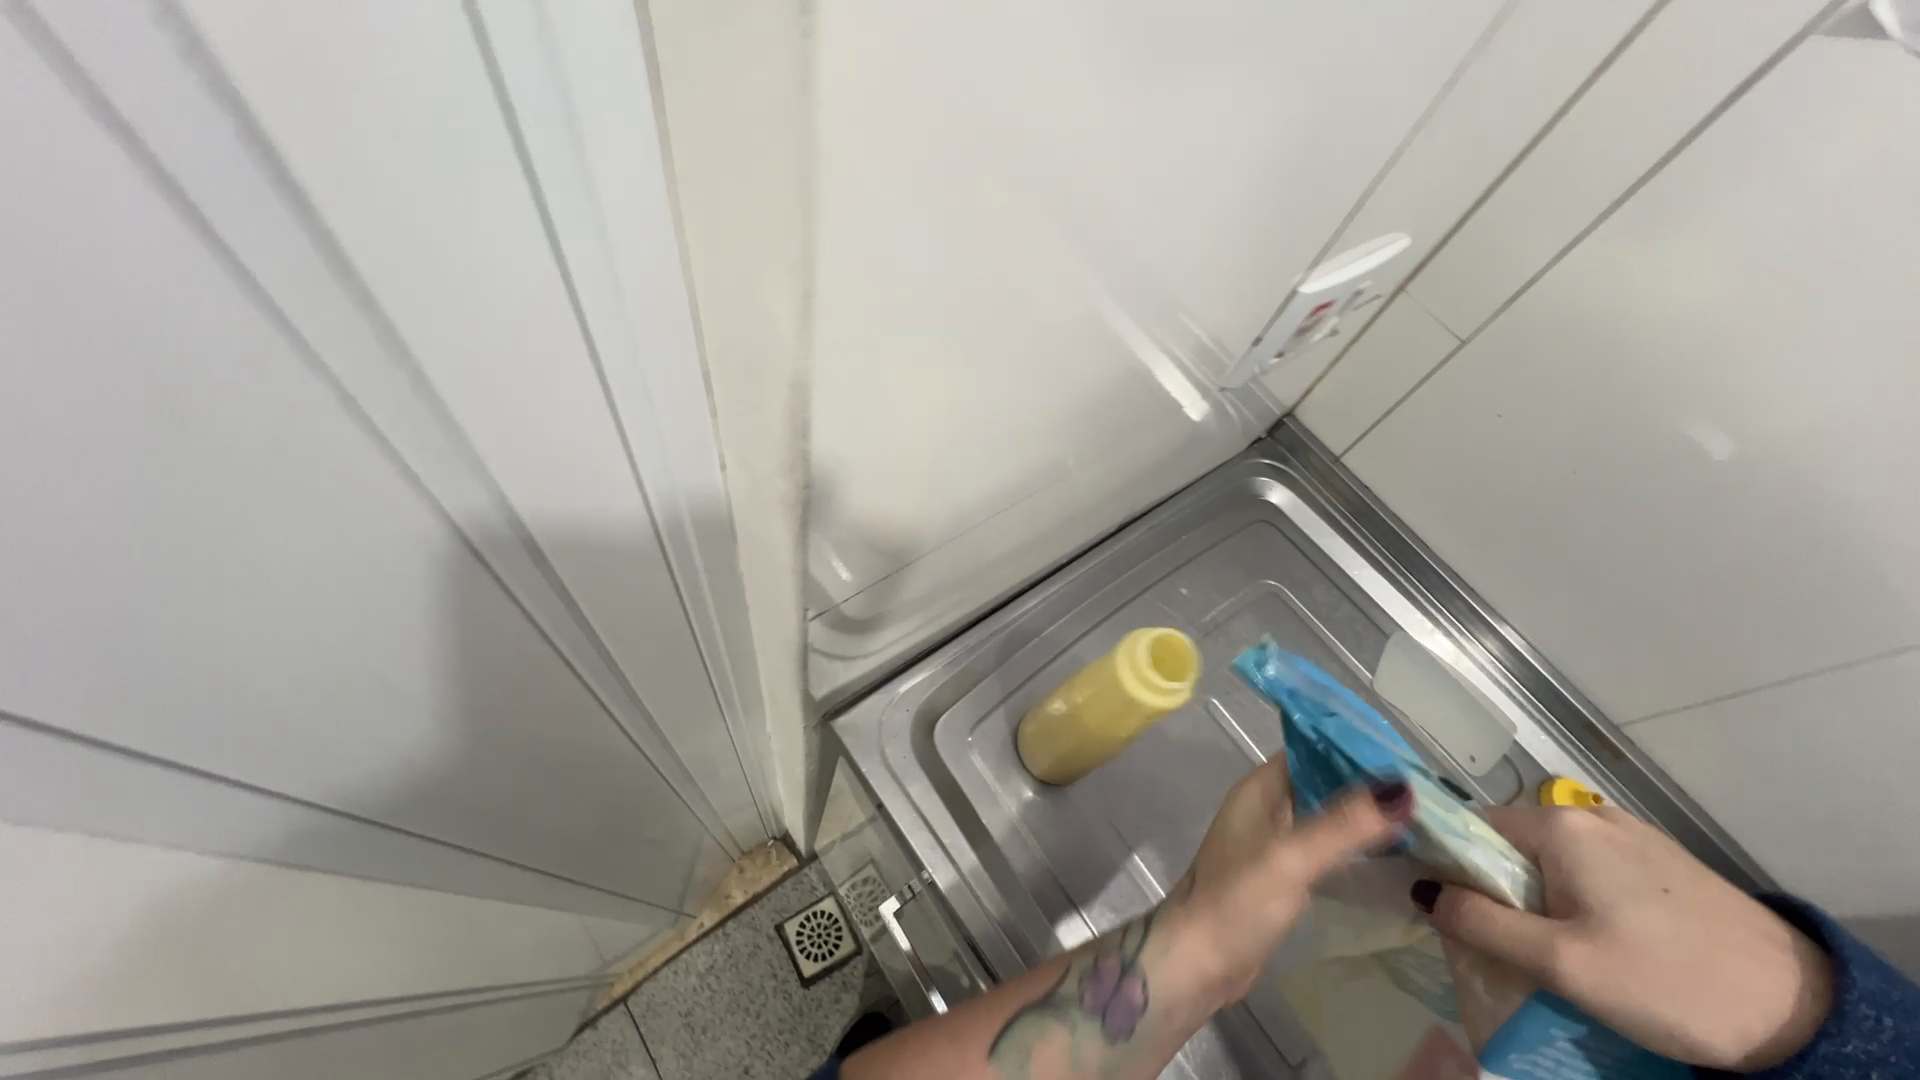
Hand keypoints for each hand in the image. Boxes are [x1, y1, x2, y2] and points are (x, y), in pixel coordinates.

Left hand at [1165, 757, 1411, 1005]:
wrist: (1200, 961)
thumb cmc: (1238, 901)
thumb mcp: (1293, 857)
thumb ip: (1344, 823)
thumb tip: (1403, 787)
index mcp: (1259, 789)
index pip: (1310, 750)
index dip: (1354, 748)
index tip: (1407, 755)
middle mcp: (1265, 807)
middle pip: (1321, 781)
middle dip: (1367, 783)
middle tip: (1430, 790)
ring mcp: (1273, 842)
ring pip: (1326, 815)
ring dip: (1364, 815)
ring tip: (1423, 817)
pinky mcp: (1283, 875)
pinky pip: (1325, 847)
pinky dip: (1354, 845)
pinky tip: (1393, 853)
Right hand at [1414, 806, 1831, 1069]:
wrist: (1805, 1015)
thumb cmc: (1666, 981)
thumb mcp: (1559, 962)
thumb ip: (1480, 922)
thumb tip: (1423, 891)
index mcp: (1558, 825)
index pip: (1472, 827)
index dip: (1452, 866)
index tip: (1451, 910)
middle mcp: (1591, 814)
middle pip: (1512, 841)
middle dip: (1497, 885)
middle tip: (1506, 941)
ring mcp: (1633, 834)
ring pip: (1552, 856)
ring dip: (1538, 892)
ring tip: (1554, 945)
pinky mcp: (1665, 861)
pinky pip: (1592, 865)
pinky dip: (1577, 894)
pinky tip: (1599, 936)